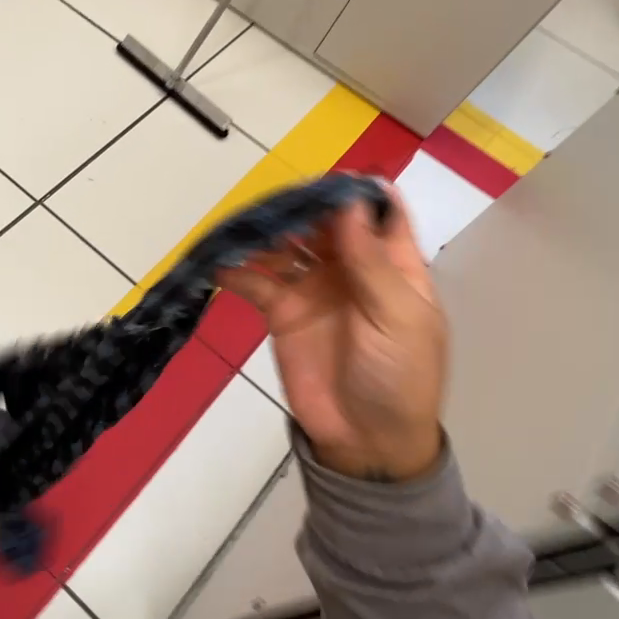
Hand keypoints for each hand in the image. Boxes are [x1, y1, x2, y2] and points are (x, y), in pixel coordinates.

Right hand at [217, 179, 446, 481]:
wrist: (366, 441)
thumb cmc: (400, 376)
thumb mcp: (397, 318)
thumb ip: (371, 261)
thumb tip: (348, 202)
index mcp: (392, 265)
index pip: (378, 212)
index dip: (356, 191)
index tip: (327, 178)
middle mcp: (350, 268)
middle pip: (323, 222)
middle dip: (300, 208)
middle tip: (272, 202)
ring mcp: (313, 288)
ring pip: (286, 246)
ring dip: (266, 234)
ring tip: (241, 226)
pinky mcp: (281, 311)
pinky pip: (256, 282)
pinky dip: (236, 271)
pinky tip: (219, 263)